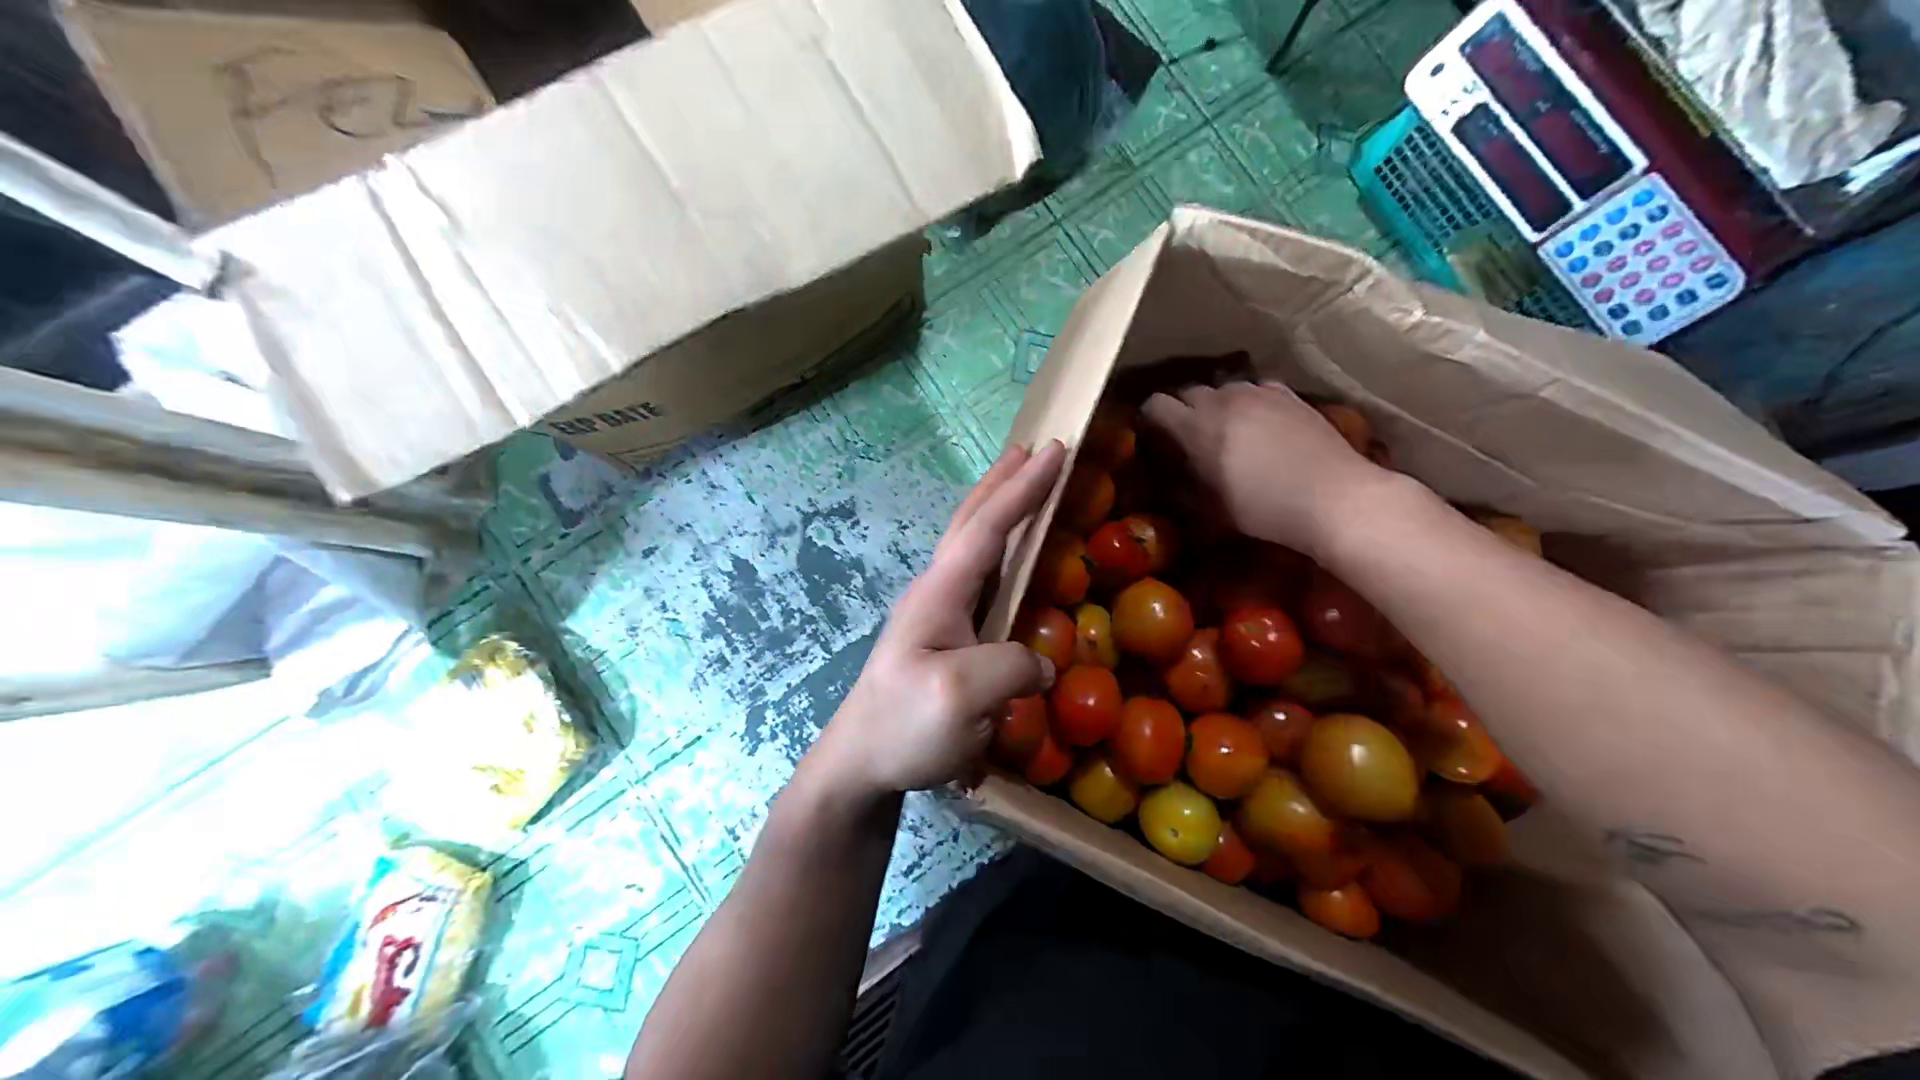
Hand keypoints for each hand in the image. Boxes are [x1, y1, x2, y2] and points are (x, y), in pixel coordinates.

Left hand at [811, 441, 1066, 797]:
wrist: (859, 762)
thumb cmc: (903, 727)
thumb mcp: (960, 698)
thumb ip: (1011, 668)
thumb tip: (1044, 662)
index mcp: (939, 593)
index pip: (986, 528)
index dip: (1023, 489)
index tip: (1055, 450)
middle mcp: (935, 591)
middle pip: (971, 522)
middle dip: (1005, 482)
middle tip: (1035, 448)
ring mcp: (936, 613)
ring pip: (971, 544)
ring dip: (999, 508)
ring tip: (1023, 484)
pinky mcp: (943, 636)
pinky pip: (979, 576)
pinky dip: (1000, 549)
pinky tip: (1010, 558)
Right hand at [1142, 381, 1394, 559]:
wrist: (1333, 498)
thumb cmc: (1264, 509)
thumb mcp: (1212, 509)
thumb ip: (1184, 486)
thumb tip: (1168, 478)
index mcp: (1197, 427)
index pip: (1156, 406)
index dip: (1150, 419)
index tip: (1152, 436)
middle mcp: (1224, 400)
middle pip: (1189, 392)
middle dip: (1182, 410)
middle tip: (1187, 436)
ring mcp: (1260, 393)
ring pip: (1224, 388)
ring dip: (1216, 404)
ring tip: (1224, 428)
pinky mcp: (1290, 395)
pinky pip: (1257, 389)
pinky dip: (1249, 401)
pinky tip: (1259, 422)